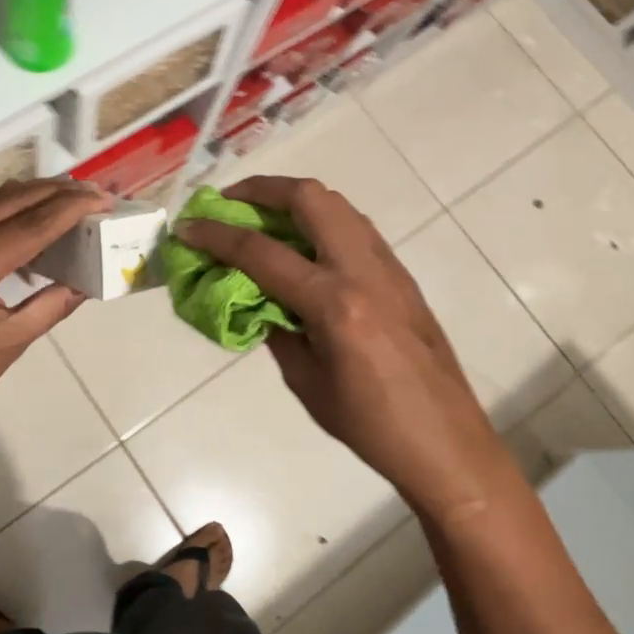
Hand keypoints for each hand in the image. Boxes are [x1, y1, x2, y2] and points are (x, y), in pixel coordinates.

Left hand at [0, 179, 112, 445]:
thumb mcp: (9, 343)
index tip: (102, 198)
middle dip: (53, 192)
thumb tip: (87, 282)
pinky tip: (23, 221)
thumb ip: (51, 306)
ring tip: (64, 199)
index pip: (30, 226)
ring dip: (26, 197)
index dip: (70, 209)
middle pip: (8, 201)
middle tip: (90, 192)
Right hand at [176, 177, 505, 515]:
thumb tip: (258, 300)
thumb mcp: (307, 383)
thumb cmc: (370, 426)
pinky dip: (321, 221)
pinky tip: (303, 246)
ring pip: (338, 205)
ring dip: (294, 200)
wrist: (446, 442)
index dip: (217, 236)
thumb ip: (278, 331)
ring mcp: (388, 268)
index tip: (187, 227)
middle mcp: (362, 271)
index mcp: (334, 304)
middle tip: (229, 204)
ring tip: (261, 217)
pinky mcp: (401, 276)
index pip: (262, 253)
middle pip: (309, 199)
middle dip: (261, 190)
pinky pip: (355, 228)